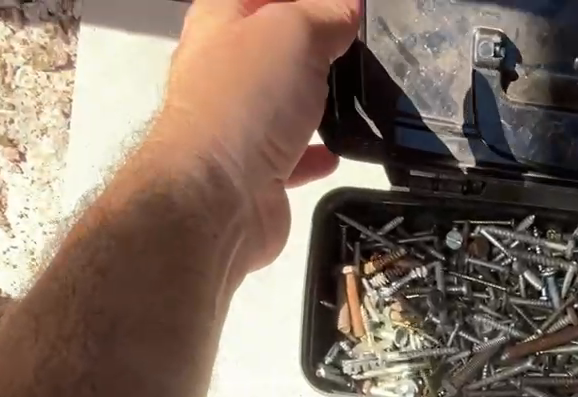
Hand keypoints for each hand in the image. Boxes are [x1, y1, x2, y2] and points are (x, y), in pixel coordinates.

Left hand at [145, 0, 360, 268]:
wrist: (220, 195)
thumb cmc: (248, 99)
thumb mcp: (295, 33)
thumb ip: (326, 16)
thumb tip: (349, 6)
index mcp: (222, 20)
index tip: (345, 6)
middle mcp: (226, 69)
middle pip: (274, 46)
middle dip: (314, 46)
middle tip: (357, 48)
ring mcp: (240, 124)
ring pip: (284, 103)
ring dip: (316, 101)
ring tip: (356, 99)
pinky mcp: (258, 172)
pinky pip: (293, 156)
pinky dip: (315, 153)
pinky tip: (337, 151)